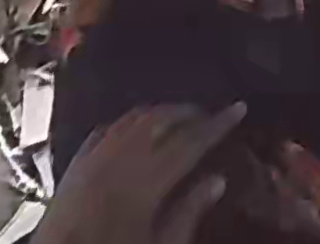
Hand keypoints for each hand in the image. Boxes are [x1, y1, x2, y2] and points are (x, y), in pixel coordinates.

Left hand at [33, 103, 246, 243]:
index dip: (219, 123)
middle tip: (212, 116)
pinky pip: (113, 125)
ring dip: (164, 111)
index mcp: (148, 178)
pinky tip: (141, 126)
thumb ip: (190, 212)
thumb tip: (218, 179)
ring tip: (182, 117)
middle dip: (192, 112)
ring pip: (138, 115)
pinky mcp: (80, 157)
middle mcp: (124, 153)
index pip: (193, 140)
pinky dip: (133, 120)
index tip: (239, 107)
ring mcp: (99, 151)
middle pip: (165, 118)